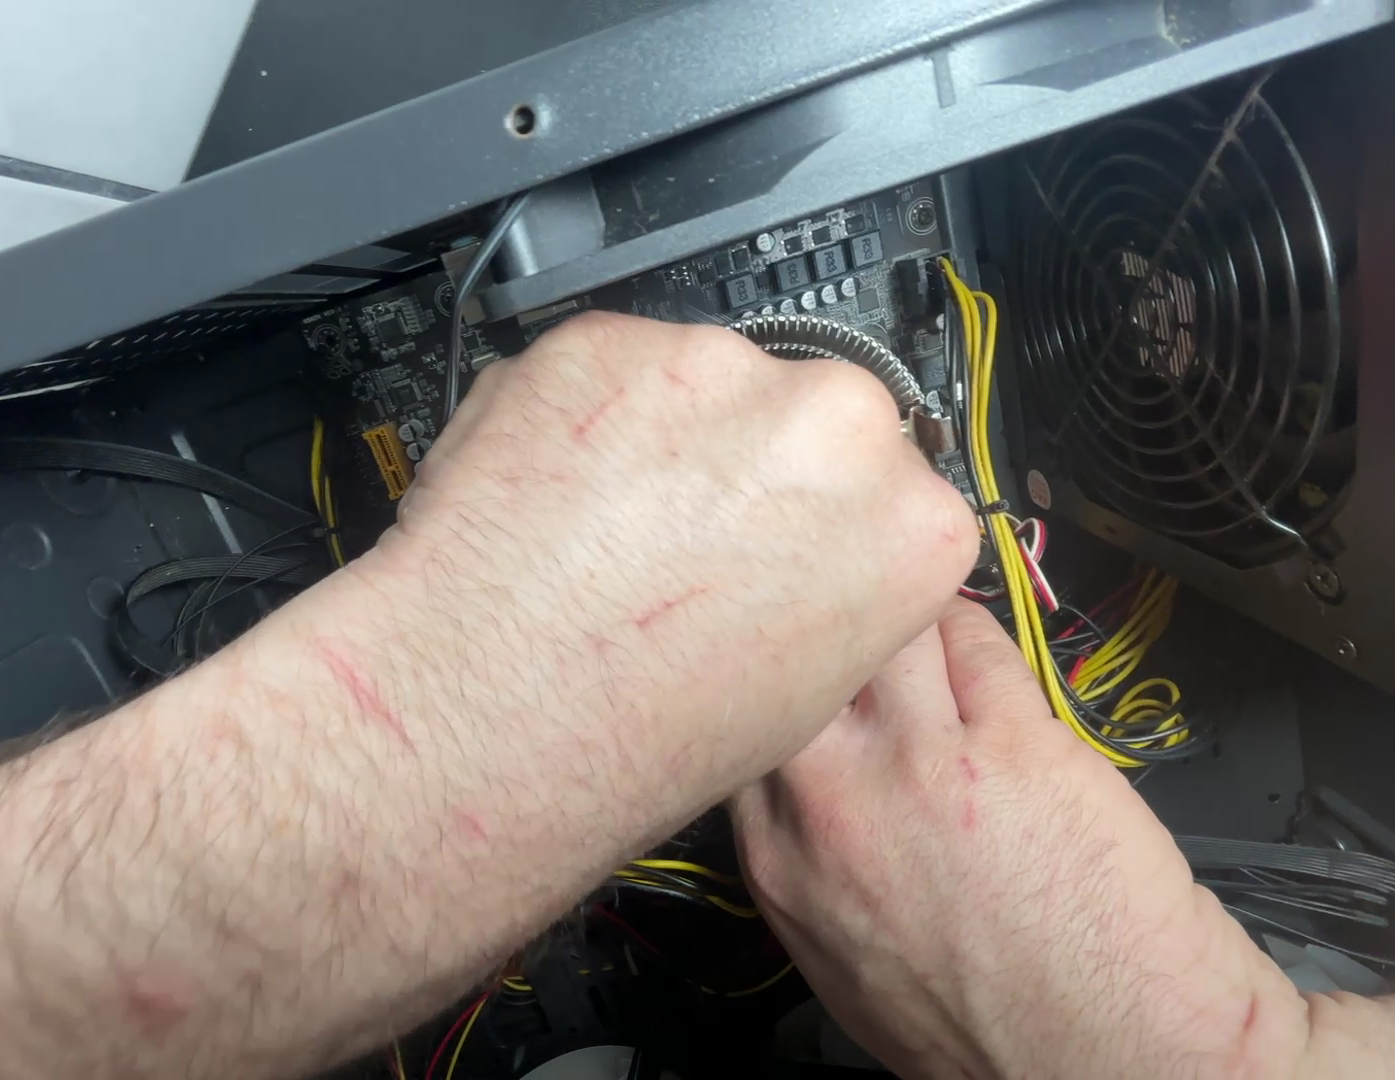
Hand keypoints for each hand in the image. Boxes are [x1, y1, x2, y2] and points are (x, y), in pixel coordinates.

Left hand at [343, 312, 978, 827]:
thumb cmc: (635, 737)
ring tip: (603, 524)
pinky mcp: (605, 343)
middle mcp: (830, 422)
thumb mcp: (797, 690)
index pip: (881, 484)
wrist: (486, 720)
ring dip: (664, 436)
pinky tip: (558, 494)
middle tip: (679, 525)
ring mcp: (714, 368)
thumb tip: (804, 541)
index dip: (810, 513)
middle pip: (798, 417)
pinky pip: (614, 370)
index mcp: (908, 522)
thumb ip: (831, 585)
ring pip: (702, 385)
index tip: (769, 529)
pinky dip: (588, 417)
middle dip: (747, 463)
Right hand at [732, 600, 1313, 1078]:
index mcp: (779, 851)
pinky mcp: (1014, 745)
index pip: (750, 714)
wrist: (1109, 1074)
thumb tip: (789, 772)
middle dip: (818, 625)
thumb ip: (794, 847)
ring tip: (916, 625)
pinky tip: (972, 648)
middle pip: (800, 653)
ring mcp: (921, 761)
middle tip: (843, 613)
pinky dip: (967, 631)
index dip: (780, 673)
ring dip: (898, 614)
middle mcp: (833, 794)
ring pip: (882, 623)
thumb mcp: (829, 948)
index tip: (799, 658)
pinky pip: (971, 639)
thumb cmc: (972, 1021)